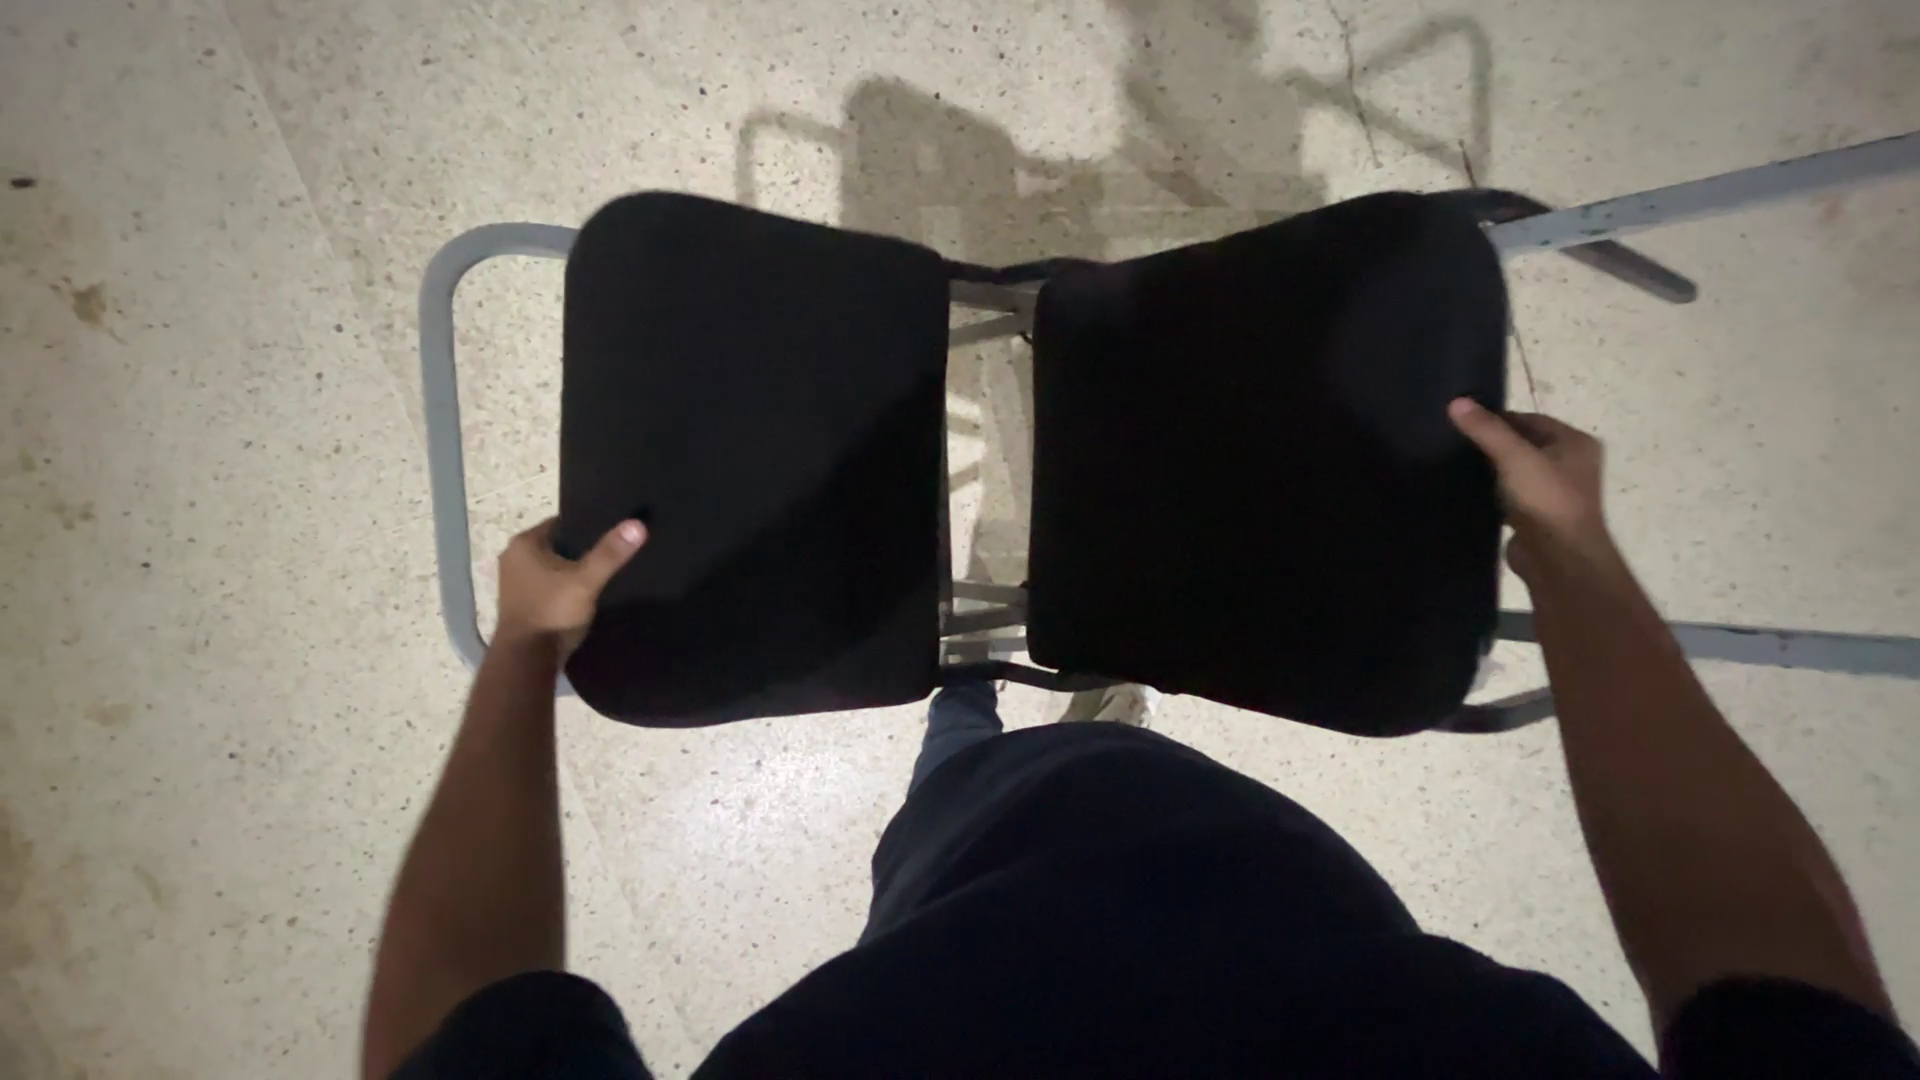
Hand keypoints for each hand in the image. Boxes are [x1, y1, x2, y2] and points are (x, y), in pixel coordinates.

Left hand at [494, 517, 646, 658]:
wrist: (526, 659)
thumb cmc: (552, 612)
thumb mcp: (586, 581)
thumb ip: (610, 553)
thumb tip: (638, 523)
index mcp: (524, 543)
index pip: (563, 522)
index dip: (590, 525)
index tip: (614, 532)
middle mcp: (513, 556)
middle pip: (558, 543)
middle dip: (583, 548)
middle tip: (613, 552)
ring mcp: (514, 580)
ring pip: (553, 564)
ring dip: (573, 568)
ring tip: (603, 572)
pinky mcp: (520, 600)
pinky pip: (548, 582)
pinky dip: (563, 584)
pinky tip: (584, 592)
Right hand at [1448, 398, 1613, 581]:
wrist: (1557, 557)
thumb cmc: (1545, 499)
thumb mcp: (1513, 457)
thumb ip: (1486, 430)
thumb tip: (1456, 402)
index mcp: (1575, 443)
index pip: (1530, 419)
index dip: (1497, 418)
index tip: (1462, 421)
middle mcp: (1570, 463)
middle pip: (1523, 443)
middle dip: (1492, 443)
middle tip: (1454, 442)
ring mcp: (1555, 491)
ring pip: (1515, 470)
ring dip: (1491, 468)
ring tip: (1456, 465)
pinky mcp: (1538, 514)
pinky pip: (1510, 493)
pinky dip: (1492, 491)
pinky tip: (1468, 492)